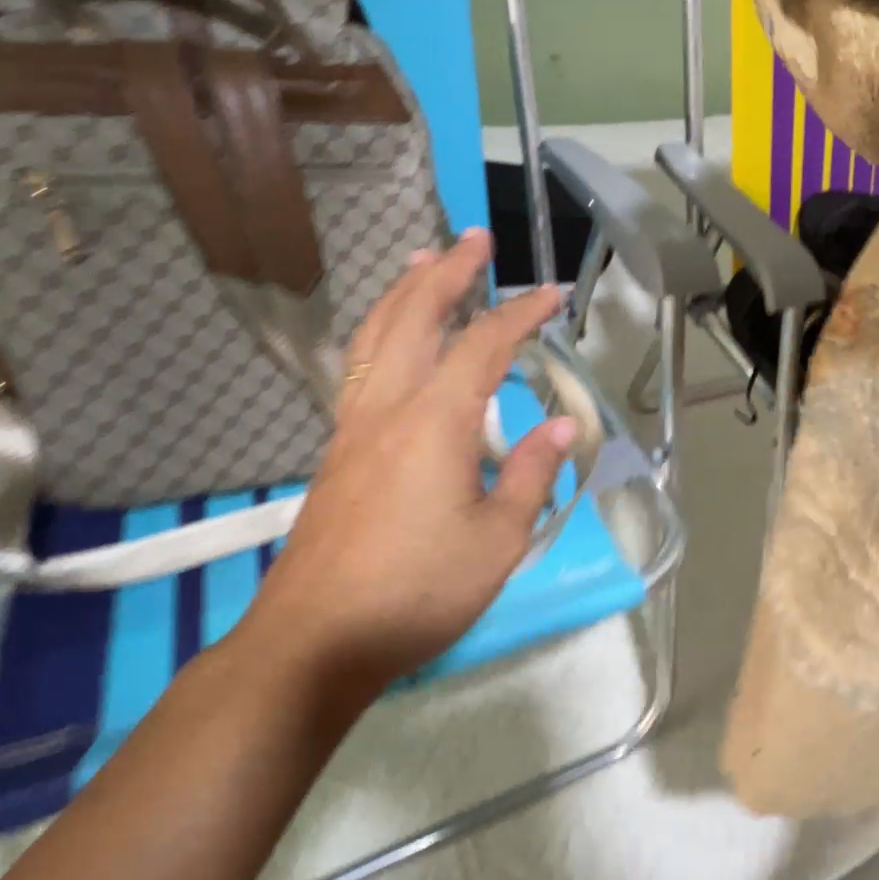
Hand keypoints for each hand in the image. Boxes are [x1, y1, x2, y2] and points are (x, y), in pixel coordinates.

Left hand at [233, 230, 575, 693]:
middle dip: (447, 272)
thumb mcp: (498, 539)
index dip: (521, 313)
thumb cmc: (418, 591)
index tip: (554, 293)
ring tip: (421, 262)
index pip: (484, 346)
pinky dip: (381, 333)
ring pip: (374, 338)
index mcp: (435, 422)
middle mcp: (388, 409)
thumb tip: (563, 426)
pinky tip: (391, 342)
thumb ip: (531, 474)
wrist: (315, 640)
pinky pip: (360, 369)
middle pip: (413, 318)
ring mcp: (353, 429)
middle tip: (474, 239)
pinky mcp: (338, 454)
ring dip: (403, 293)